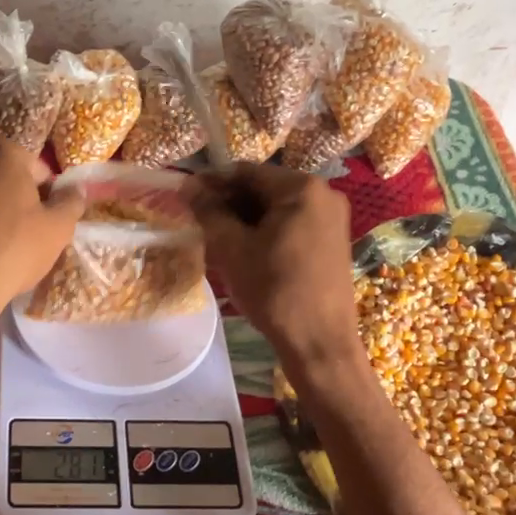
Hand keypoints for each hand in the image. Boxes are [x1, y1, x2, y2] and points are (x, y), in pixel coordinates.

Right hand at [186, 164, 363, 369]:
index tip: (184, 196)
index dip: (211, 182)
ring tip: (215, 239)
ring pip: (275, 209)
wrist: (319, 342)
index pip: (246, 172)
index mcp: (302, 187)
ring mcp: (331, 219)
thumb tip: (188, 185)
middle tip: (196, 221)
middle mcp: (324, 194)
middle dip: (228, 203)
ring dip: (244, 220)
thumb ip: (209, 211)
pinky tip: (242, 252)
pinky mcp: (331, 242)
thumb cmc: (274, 289)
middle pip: (263, 189)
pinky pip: (290, 225)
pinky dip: (264, 233)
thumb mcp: (232, 248)